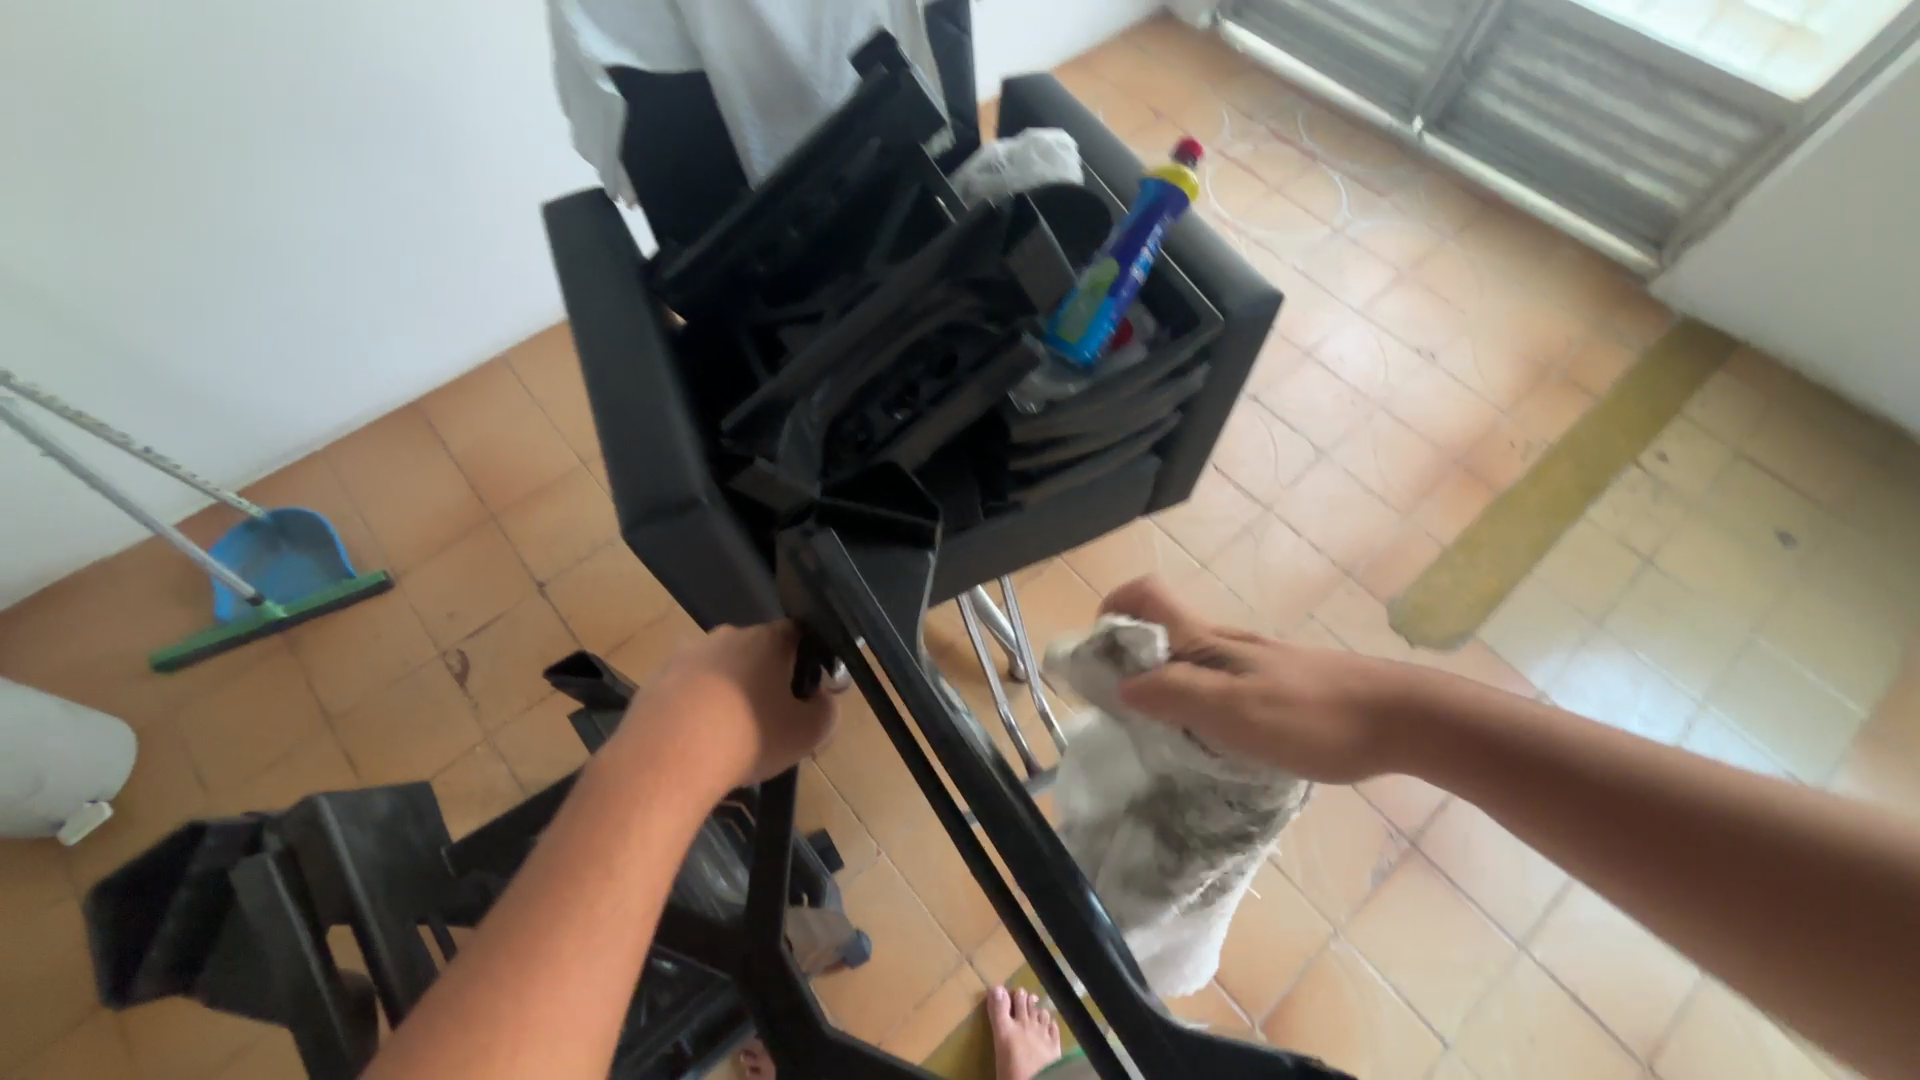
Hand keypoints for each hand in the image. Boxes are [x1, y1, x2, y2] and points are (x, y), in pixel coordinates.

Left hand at [620, 621, 838, 788]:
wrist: (665, 760)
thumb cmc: (748, 738)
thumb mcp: (808, 734)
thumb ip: (827, 711)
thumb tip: (822, 699)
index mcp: (768, 639)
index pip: (799, 634)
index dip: (808, 661)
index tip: (808, 693)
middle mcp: (727, 635)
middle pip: (757, 651)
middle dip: (767, 679)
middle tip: (771, 719)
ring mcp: (687, 654)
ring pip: (720, 670)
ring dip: (729, 693)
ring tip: (729, 736)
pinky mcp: (656, 678)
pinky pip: (688, 689)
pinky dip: (696, 707)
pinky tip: (697, 740)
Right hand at [1100, 576, 1415, 783]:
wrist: (1401, 720)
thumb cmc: (1313, 716)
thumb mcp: (1234, 712)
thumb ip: (1175, 694)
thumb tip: (1122, 687)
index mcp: (1207, 639)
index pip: (1147, 594)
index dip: (1113, 610)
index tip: (1099, 657)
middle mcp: (1222, 642)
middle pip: (1159, 629)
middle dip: (1129, 661)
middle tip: (1126, 714)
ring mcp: (1249, 662)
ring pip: (1186, 660)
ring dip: (1162, 686)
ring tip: (1164, 736)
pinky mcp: (1270, 684)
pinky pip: (1213, 683)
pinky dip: (1194, 703)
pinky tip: (1210, 741)